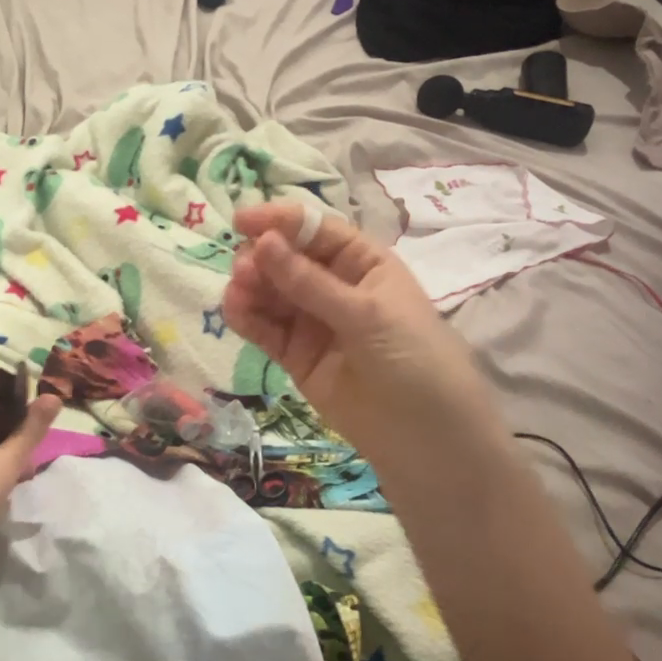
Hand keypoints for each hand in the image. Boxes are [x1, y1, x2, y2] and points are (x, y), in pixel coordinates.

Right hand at [222, 203, 501, 464]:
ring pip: (270, 293)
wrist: (426, 440)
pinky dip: (246, 318)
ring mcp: (313, 322)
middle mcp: (335, 286)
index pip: (316, 231)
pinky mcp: (295, 356)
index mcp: (364, 264)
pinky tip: (234, 312)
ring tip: (239, 294)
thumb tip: (262, 242)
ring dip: (250, 287)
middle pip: (286, 260)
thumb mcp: (366, 315)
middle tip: (243, 269)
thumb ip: (309, 283)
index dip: (280, 222)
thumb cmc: (414, 361)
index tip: (241, 220)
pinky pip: (265, 329)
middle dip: (261, 258)